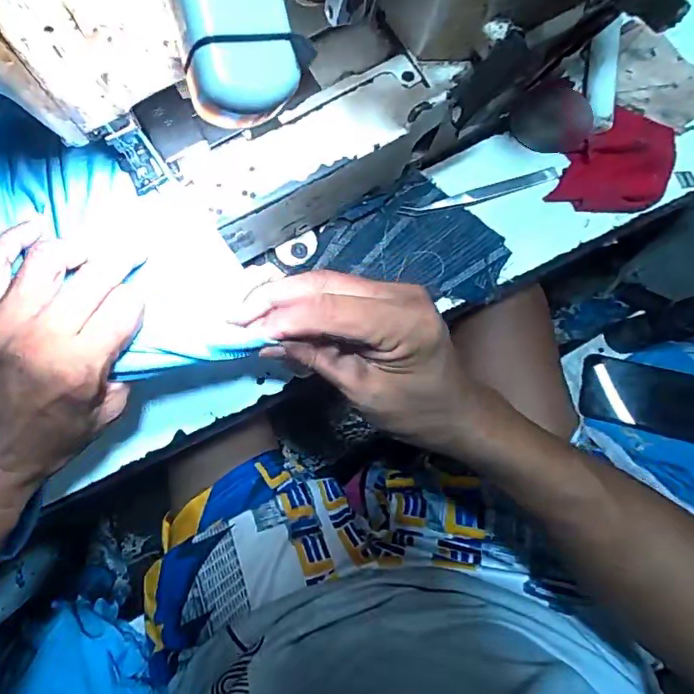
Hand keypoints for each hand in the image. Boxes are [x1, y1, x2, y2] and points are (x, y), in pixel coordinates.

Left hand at [0, 222, 143, 521]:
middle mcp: (43, 335)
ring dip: (74, 248)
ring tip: (82, 255)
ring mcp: (2, 319)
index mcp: (79, 365)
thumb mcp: (102, 418)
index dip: (134, 301)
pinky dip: (14, 236)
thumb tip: (128, 329)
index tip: (130, 305)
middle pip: (95, 274)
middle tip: (127, 256)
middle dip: (120, 261)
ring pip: (47, 257)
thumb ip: (122, 372)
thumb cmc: (46, 444)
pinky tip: (35, 229)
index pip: (125, 304)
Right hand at [238, 270, 489, 453]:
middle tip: (237, 315)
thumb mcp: (362, 392)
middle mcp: (399, 292)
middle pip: (324, 283)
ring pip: (324, 281)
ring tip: (248, 312)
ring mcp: (392, 288)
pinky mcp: (383, 292)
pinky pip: (334, 290)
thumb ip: (317, 359)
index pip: (331, 309)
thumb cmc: (416, 412)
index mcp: (403, 322)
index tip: (247, 330)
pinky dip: (302, 300)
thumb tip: (268, 342)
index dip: (285, 317)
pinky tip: (276, 311)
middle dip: (276, 297)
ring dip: (284, 295)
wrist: (457, 409)